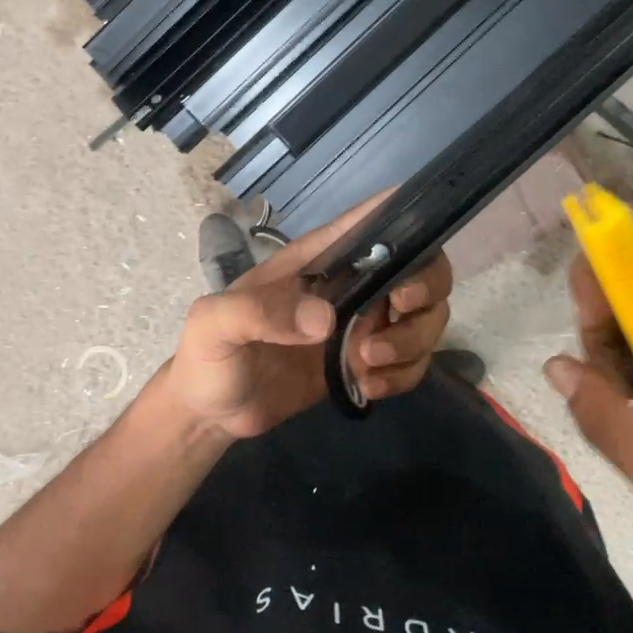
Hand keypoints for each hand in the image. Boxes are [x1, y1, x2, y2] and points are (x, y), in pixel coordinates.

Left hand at [165, 193, 453, 439]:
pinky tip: (369, 388)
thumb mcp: (215, 325)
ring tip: (368, 365)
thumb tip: (326, 319)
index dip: (404, 218)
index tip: (423, 238)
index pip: (364, 225)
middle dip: (424, 289)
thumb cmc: (208, 356)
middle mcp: (344, 287)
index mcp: (311, 262)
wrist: (212, 414)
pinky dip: (404, 375)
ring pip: (423, 317)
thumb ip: (260, 313)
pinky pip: (410, 361)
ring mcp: (360, 326)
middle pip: (417, 269)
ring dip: (412, 341)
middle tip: (399, 313)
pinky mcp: (365, 365)